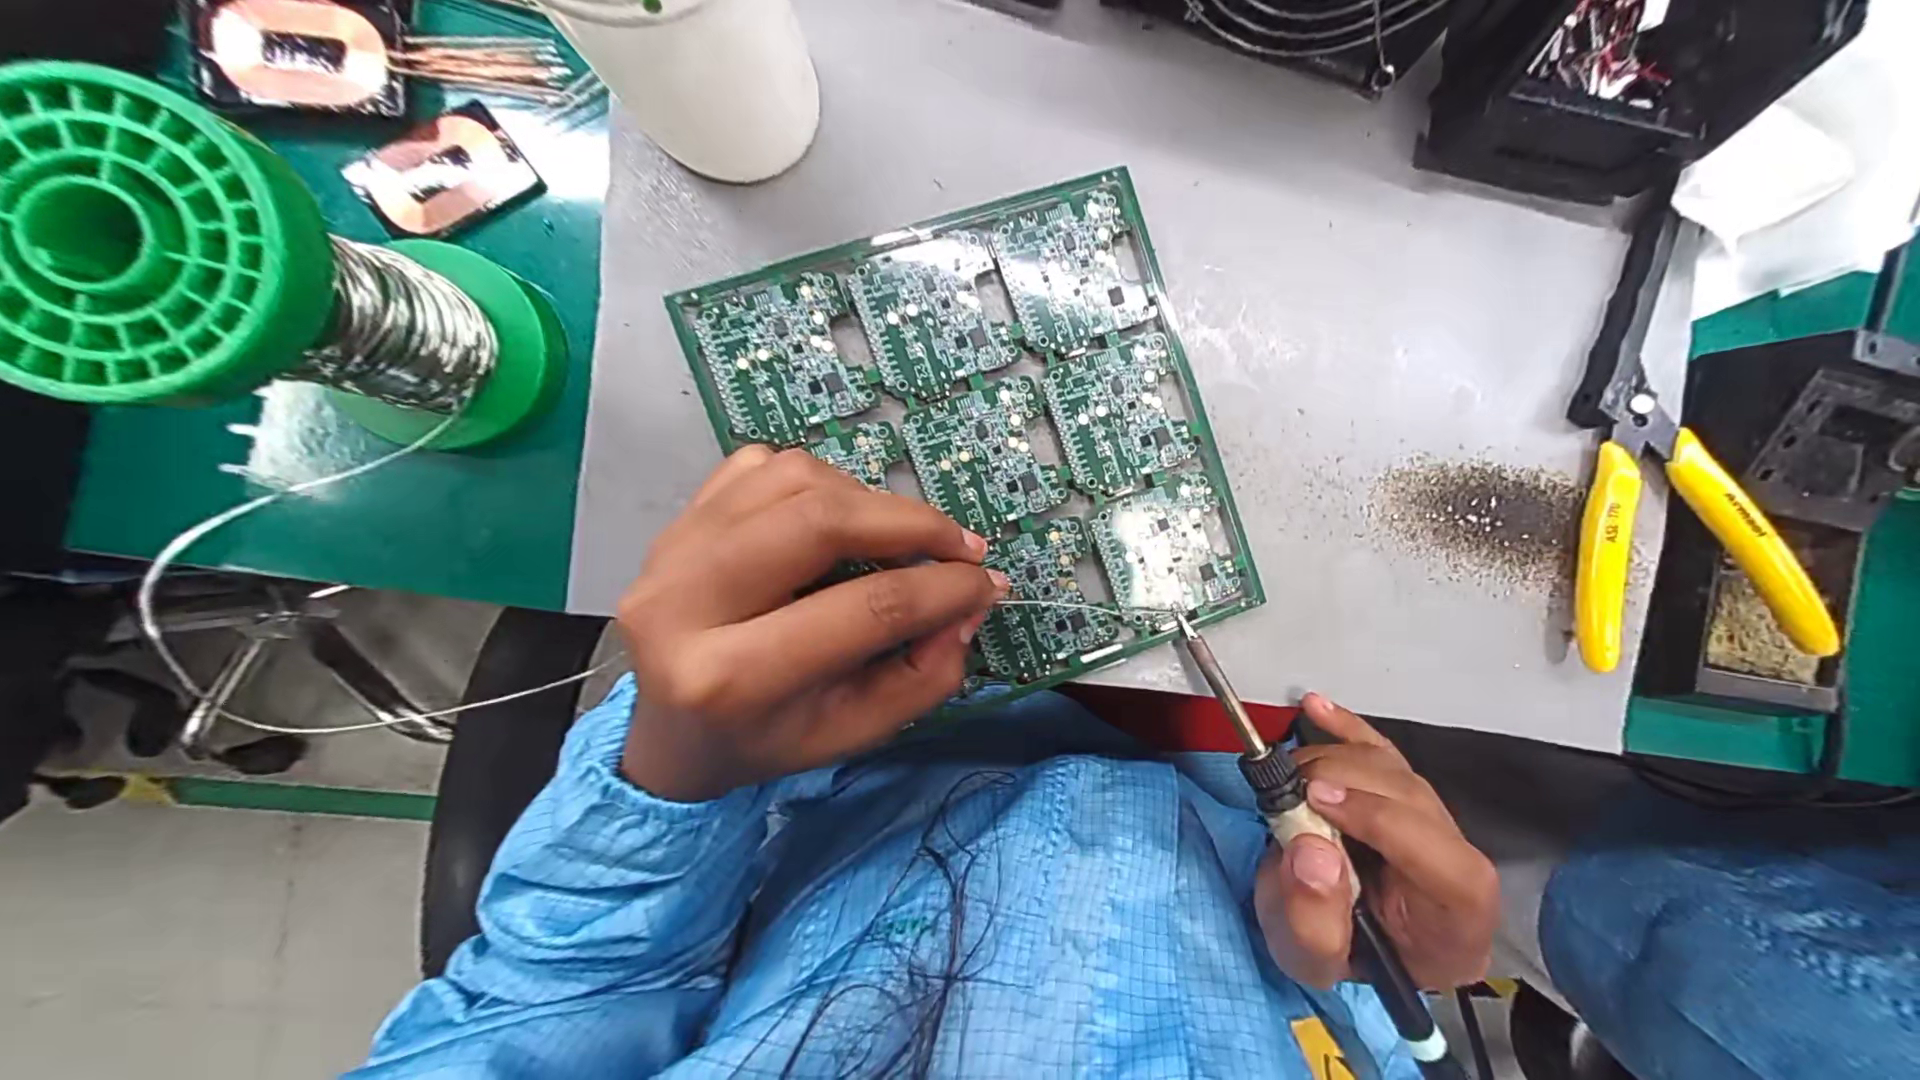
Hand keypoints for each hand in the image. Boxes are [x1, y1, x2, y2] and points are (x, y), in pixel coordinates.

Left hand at [616, 446, 1006, 801]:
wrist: (671, 729)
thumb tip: (968, 602)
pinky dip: (819, 480)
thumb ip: (925, 674)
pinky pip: (763, 465)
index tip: (986, 583)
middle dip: (911, 522)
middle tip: (959, 544)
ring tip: (894, 535)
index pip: (865, 610)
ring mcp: (671, 547)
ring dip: (867, 498)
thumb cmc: (765, 739)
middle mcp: (685, 601)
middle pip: (821, 520)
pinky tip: (835, 520)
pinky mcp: (676, 518)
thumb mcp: (855, 731)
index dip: (944, 589)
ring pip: (795, 478)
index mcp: (731, 680)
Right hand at [1253, 693, 1497, 988]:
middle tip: (1283, 796)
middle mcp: (1455, 864)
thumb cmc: (1331, 951)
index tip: (1316, 801)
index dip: (1384, 821)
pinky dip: (1343, 725)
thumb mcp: (1310, 959)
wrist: (1332, 933)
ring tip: (1285, 779)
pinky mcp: (1398, 790)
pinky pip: (1377, 746)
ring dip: (1329, 760)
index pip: (1449, 864)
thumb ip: (1311, 920)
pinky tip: (1313, 707)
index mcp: (1453, 922)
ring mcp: (1430, 820)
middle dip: (1340, 784)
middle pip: (1413, 799)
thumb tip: (1311, 850)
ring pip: (1392, 768)